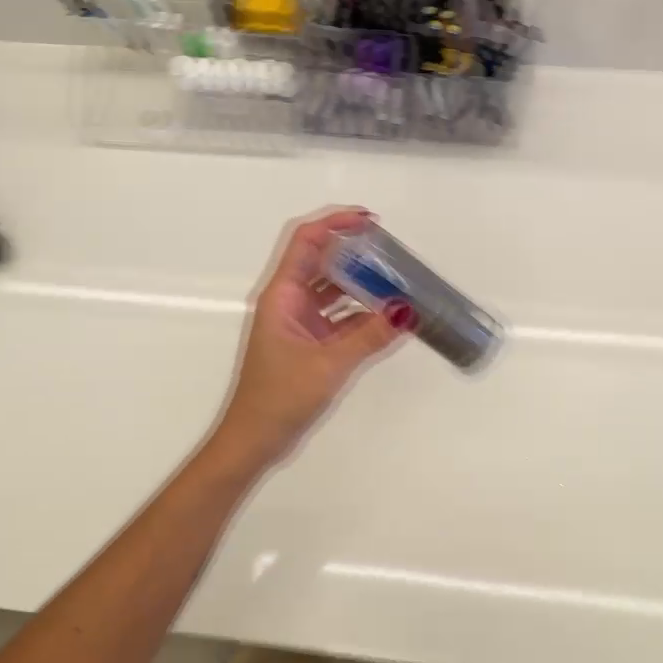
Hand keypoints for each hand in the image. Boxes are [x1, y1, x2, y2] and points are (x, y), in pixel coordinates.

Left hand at [214, 208, 404, 466]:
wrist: (254, 442)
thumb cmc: (280, 398)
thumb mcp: (329, 365)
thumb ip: (369, 336)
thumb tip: (408, 310)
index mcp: (282, 295)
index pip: (307, 241)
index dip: (336, 222)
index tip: (370, 221)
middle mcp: (288, 301)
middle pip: (321, 260)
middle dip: (355, 250)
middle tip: (391, 250)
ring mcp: (298, 322)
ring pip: (332, 289)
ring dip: (360, 282)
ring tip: (397, 279)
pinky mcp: (309, 343)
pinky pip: (338, 316)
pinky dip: (361, 312)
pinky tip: (388, 316)